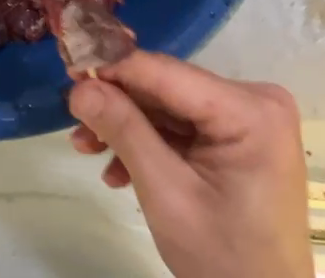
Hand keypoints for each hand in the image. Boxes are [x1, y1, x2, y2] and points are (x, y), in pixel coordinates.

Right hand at [69, 53, 311, 277]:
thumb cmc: (224, 257)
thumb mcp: (166, 194)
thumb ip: (124, 131)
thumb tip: (78, 87)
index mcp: (250, 109)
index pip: (166, 72)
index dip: (113, 67)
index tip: (68, 69)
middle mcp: (255, 100)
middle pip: (166, 89)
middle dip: (118, 107)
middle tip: (73, 119)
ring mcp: (249, 119)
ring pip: (169, 108)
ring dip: (127, 128)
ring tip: (86, 149)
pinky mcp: (239, 139)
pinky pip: (183, 128)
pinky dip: (150, 144)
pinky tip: (119, 170)